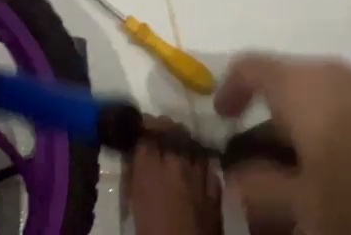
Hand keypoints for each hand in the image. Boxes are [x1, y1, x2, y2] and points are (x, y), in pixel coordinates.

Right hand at [126, 116, 221, 234]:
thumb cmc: (153, 230)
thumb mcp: (135, 199)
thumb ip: (136, 171)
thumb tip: (135, 153)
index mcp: (150, 164)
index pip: (146, 130)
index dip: (143, 126)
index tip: (141, 128)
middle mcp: (175, 160)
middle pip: (170, 129)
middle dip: (163, 127)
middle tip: (158, 130)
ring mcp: (198, 170)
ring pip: (191, 141)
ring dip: (183, 139)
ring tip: (178, 142)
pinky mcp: (215, 184)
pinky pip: (207, 161)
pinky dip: (200, 158)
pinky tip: (196, 163)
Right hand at [214, 55, 350, 234]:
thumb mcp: (312, 215)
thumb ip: (264, 192)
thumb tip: (238, 177)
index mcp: (307, 88)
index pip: (252, 66)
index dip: (230, 88)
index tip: (222, 118)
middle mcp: (349, 73)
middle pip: (300, 84)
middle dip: (284, 121)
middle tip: (278, 165)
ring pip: (347, 101)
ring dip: (330, 132)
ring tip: (334, 179)